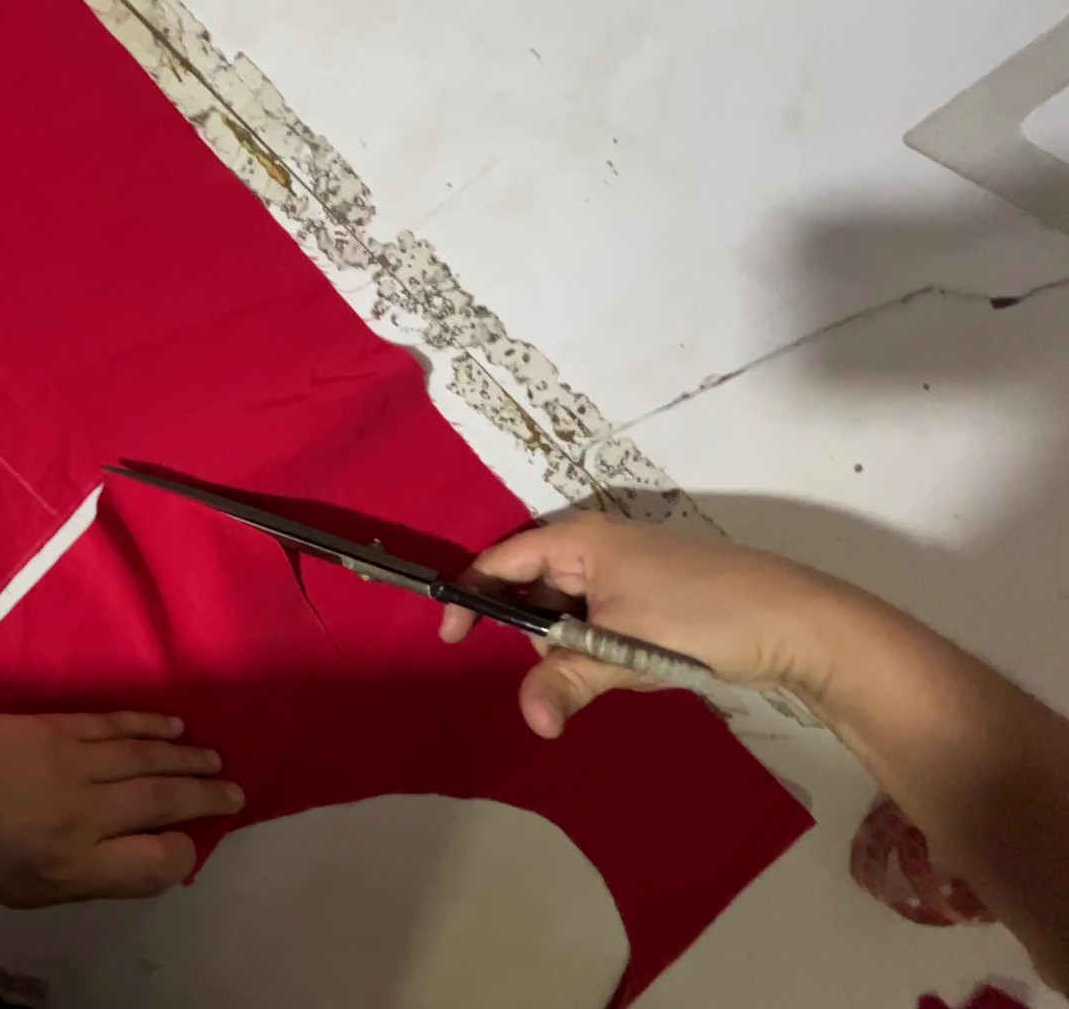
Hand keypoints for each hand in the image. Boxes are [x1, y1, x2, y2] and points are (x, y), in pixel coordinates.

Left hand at [0, 712, 243, 906]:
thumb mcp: (36, 892)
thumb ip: (96, 876)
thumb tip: (153, 854)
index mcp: (76, 867)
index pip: (157, 863)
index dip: (185, 852)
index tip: (193, 840)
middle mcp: (82, 815)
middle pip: (162, 801)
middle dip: (205, 796)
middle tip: (234, 791)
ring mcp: (70, 764)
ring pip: (146, 758)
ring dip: (187, 757)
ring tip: (213, 759)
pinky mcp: (56, 728)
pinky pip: (115, 724)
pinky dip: (149, 725)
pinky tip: (173, 726)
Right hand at [437, 512, 886, 737]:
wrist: (811, 626)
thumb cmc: (703, 617)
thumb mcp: (624, 649)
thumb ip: (566, 681)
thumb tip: (532, 724)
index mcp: (576, 539)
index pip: (499, 563)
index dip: (470, 598)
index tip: (452, 639)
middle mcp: (592, 545)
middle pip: (530, 587)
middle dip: (536, 631)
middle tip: (561, 663)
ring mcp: (621, 567)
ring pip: (564, 606)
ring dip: (572, 641)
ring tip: (613, 664)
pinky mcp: (645, 591)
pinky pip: (595, 614)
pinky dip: (597, 641)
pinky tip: (632, 659)